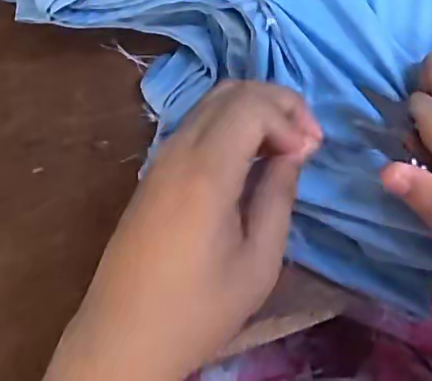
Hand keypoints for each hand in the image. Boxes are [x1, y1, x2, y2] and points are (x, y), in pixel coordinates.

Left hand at [46, 82, 321, 380]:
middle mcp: (180, 146)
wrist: (121, 339)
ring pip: (215, 98)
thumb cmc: (196, 309)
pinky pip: (200, 118)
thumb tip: (295, 150)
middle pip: (234, 91)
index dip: (288, 117)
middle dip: (277, 102)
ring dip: (255, 107)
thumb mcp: (257, 264)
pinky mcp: (156, 164)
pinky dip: (234, 118)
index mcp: (205, 169)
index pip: (251, 106)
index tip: (310, 151)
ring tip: (285, 139)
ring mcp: (163, 152)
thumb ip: (278, 196)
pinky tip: (252, 149)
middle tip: (307, 136)